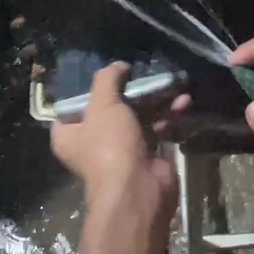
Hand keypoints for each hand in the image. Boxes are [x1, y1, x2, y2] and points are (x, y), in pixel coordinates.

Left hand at [51, 63, 179, 210]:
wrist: (138, 188)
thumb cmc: (109, 145)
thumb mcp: (102, 105)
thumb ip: (107, 79)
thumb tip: (118, 65)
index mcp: (70, 133)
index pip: (75, 104)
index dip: (91, 87)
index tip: (109, 71)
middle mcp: (92, 142)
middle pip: (112, 107)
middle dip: (133, 90)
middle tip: (148, 72)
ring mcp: (120, 149)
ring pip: (138, 116)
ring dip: (156, 100)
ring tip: (173, 83)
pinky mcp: (146, 155)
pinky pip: (156, 129)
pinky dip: (168, 115)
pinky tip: (183, 102)